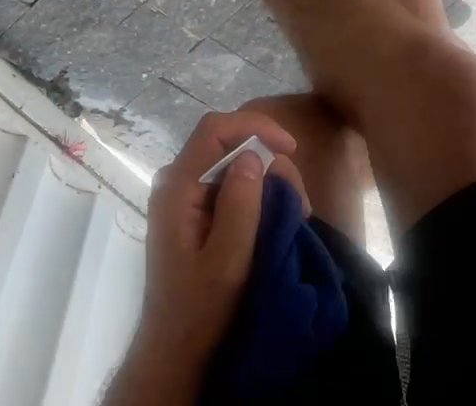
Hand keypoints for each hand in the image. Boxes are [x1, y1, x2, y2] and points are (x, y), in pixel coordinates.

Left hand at [108, 112, 306, 404]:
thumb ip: (239, 205)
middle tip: (299, 202)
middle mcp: (177, 182)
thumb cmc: (201, 308)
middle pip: (228, 145)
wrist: (176, 349)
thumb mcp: (228, 260)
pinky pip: (229, 186)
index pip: (215, 129)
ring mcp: (184, 196)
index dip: (255, 127)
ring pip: (233, 165)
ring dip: (269, 184)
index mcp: (178, 187)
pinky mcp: (193, 211)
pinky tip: (278, 223)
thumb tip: (252, 156)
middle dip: (269, 164)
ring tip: (295, 219)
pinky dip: (258, 196)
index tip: (291, 148)